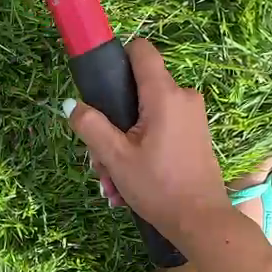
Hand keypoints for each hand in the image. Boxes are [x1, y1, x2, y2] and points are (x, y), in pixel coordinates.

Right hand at [67, 40, 230, 243]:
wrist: (200, 220)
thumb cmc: (157, 187)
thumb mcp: (115, 157)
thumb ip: (90, 126)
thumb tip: (71, 104)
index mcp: (164, 95)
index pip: (141, 51)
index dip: (117, 60)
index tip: (100, 86)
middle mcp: (183, 97)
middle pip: (136, 94)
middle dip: (112, 126)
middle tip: (100, 161)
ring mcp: (191, 117)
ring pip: (144, 119)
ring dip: (122, 148)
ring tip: (113, 183)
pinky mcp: (193, 135)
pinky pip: (158, 133)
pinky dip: (140, 154)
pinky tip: (128, 186)